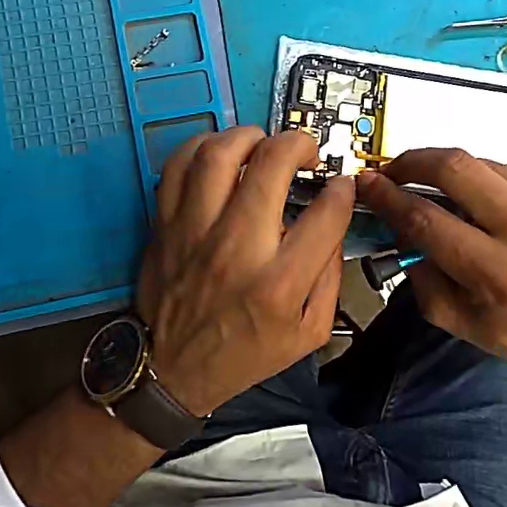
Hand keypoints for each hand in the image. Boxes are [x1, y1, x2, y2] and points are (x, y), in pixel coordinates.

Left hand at [137, 126, 354, 416]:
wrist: (171, 371)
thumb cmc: (243, 353)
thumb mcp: (308, 333)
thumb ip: (331, 276)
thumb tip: (333, 221)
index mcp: (279, 284)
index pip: (325, 213)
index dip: (341, 189)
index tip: (339, 185)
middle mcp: (236, 250)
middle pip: (272, 165)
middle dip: (299, 144)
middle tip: (304, 152)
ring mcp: (194, 232)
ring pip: (219, 154)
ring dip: (249, 136)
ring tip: (262, 145)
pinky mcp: (165, 225)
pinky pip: (178, 166)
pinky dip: (202, 147)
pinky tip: (221, 155)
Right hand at [356, 150, 506, 383]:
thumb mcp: (459, 321)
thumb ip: (419, 272)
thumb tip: (396, 220)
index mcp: (501, 276)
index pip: (427, 219)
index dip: (389, 197)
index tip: (370, 183)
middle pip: (457, 168)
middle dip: (415, 161)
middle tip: (399, 169)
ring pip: (488, 164)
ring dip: (460, 176)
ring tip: (458, 198)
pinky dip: (498, 182)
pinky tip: (501, 206)